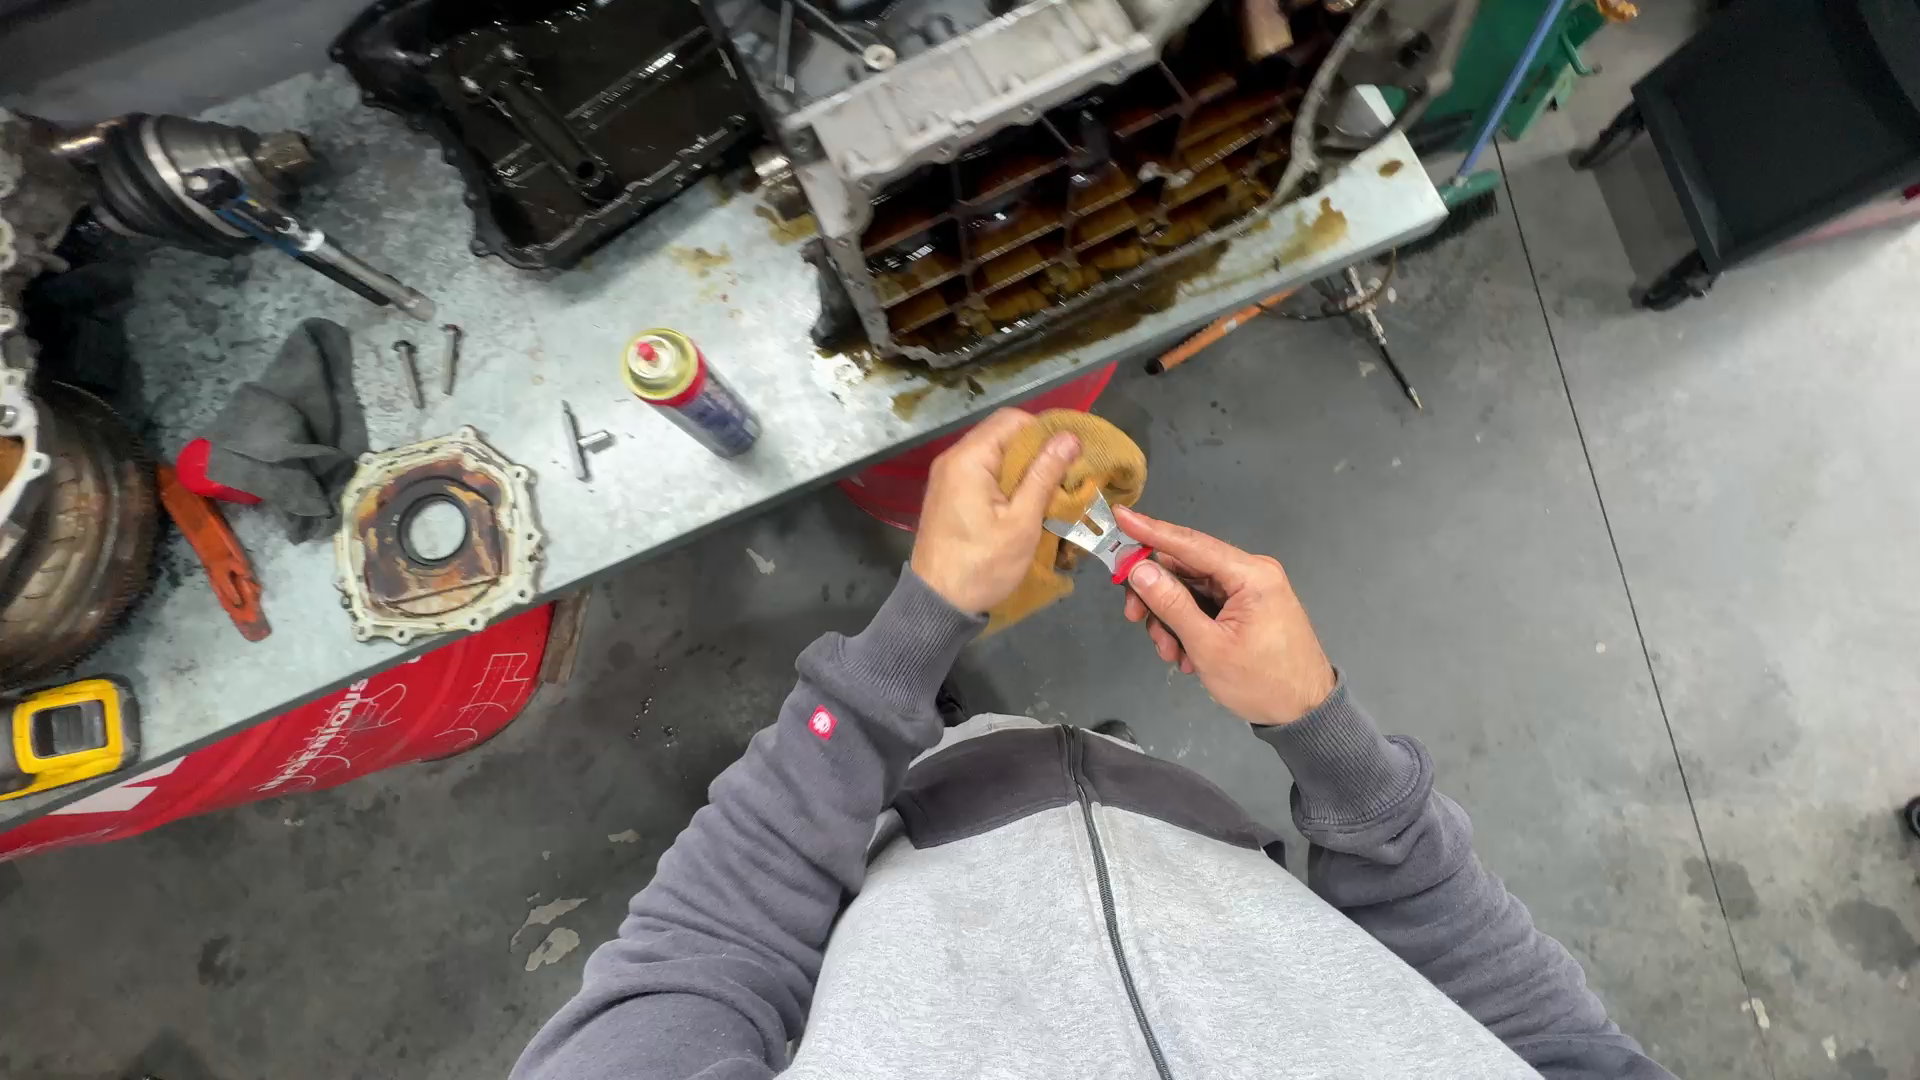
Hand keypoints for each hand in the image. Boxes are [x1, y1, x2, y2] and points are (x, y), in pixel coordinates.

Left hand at [911, 409, 1079, 614]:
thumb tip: (1069, 437)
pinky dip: (1005, 480)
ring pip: (993, 454)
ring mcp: (947, 476)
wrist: (938, 603)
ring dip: (1022, 466)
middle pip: (1002, 434)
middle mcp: (953, 458)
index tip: (1071, 454)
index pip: (1013, 420)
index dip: (1046, 431)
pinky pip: (982, 472)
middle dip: (1036, 449)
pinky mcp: (949, 494)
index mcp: (969, 459)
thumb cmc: (983, 565)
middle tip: (1065, 474)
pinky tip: (1024, 501)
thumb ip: (1044, 475)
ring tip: (1049, 489)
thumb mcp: (1022, 522)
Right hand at [1114, 507, 1335, 725]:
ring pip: (1188, 590)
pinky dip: (1186, 626)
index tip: (1119, 517)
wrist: (1305, 715)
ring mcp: (1247, 590)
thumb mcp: (1208, 646)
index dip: (1150, 531)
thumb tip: (1139, 570)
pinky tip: (1186, 655)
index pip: (1189, 544)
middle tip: (1133, 618)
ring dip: (1170, 619)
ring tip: (1171, 654)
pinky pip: (1202, 605)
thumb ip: (1172, 604)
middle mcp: (1249, 573)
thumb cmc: (1262, 682)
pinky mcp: (1244, 607)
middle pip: (1183, 568)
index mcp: (1249, 574)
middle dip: (1155, 595)